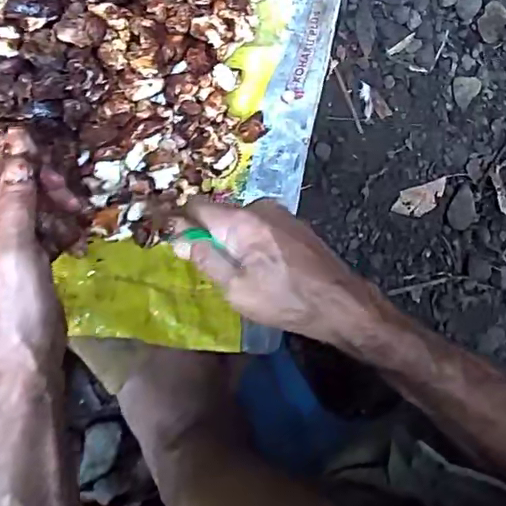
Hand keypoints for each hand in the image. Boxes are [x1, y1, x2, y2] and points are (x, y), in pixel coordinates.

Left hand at [0, 129, 81, 390]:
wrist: (28, 374)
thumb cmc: (13, 313)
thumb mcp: (14, 251)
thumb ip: (16, 199)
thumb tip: (18, 150)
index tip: (29, 138)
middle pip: (4, 191)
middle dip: (35, 182)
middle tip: (66, 186)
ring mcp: (4, 255)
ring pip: (28, 210)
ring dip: (54, 204)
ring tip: (80, 213)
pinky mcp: (27, 269)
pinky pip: (42, 233)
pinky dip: (60, 227)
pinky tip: (78, 233)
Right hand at [172, 199, 386, 349]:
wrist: (337, 300)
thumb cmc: (283, 299)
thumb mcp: (236, 289)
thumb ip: (206, 259)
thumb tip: (179, 238)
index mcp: (241, 220)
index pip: (197, 205)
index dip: (179, 219)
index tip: (167, 234)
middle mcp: (260, 207)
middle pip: (220, 212)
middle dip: (206, 231)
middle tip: (199, 261)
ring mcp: (280, 213)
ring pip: (241, 220)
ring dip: (230, 238)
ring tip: (231, 269)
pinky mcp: (293, 224)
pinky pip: (260, 225)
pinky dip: (250, 240)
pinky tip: (257, 265)